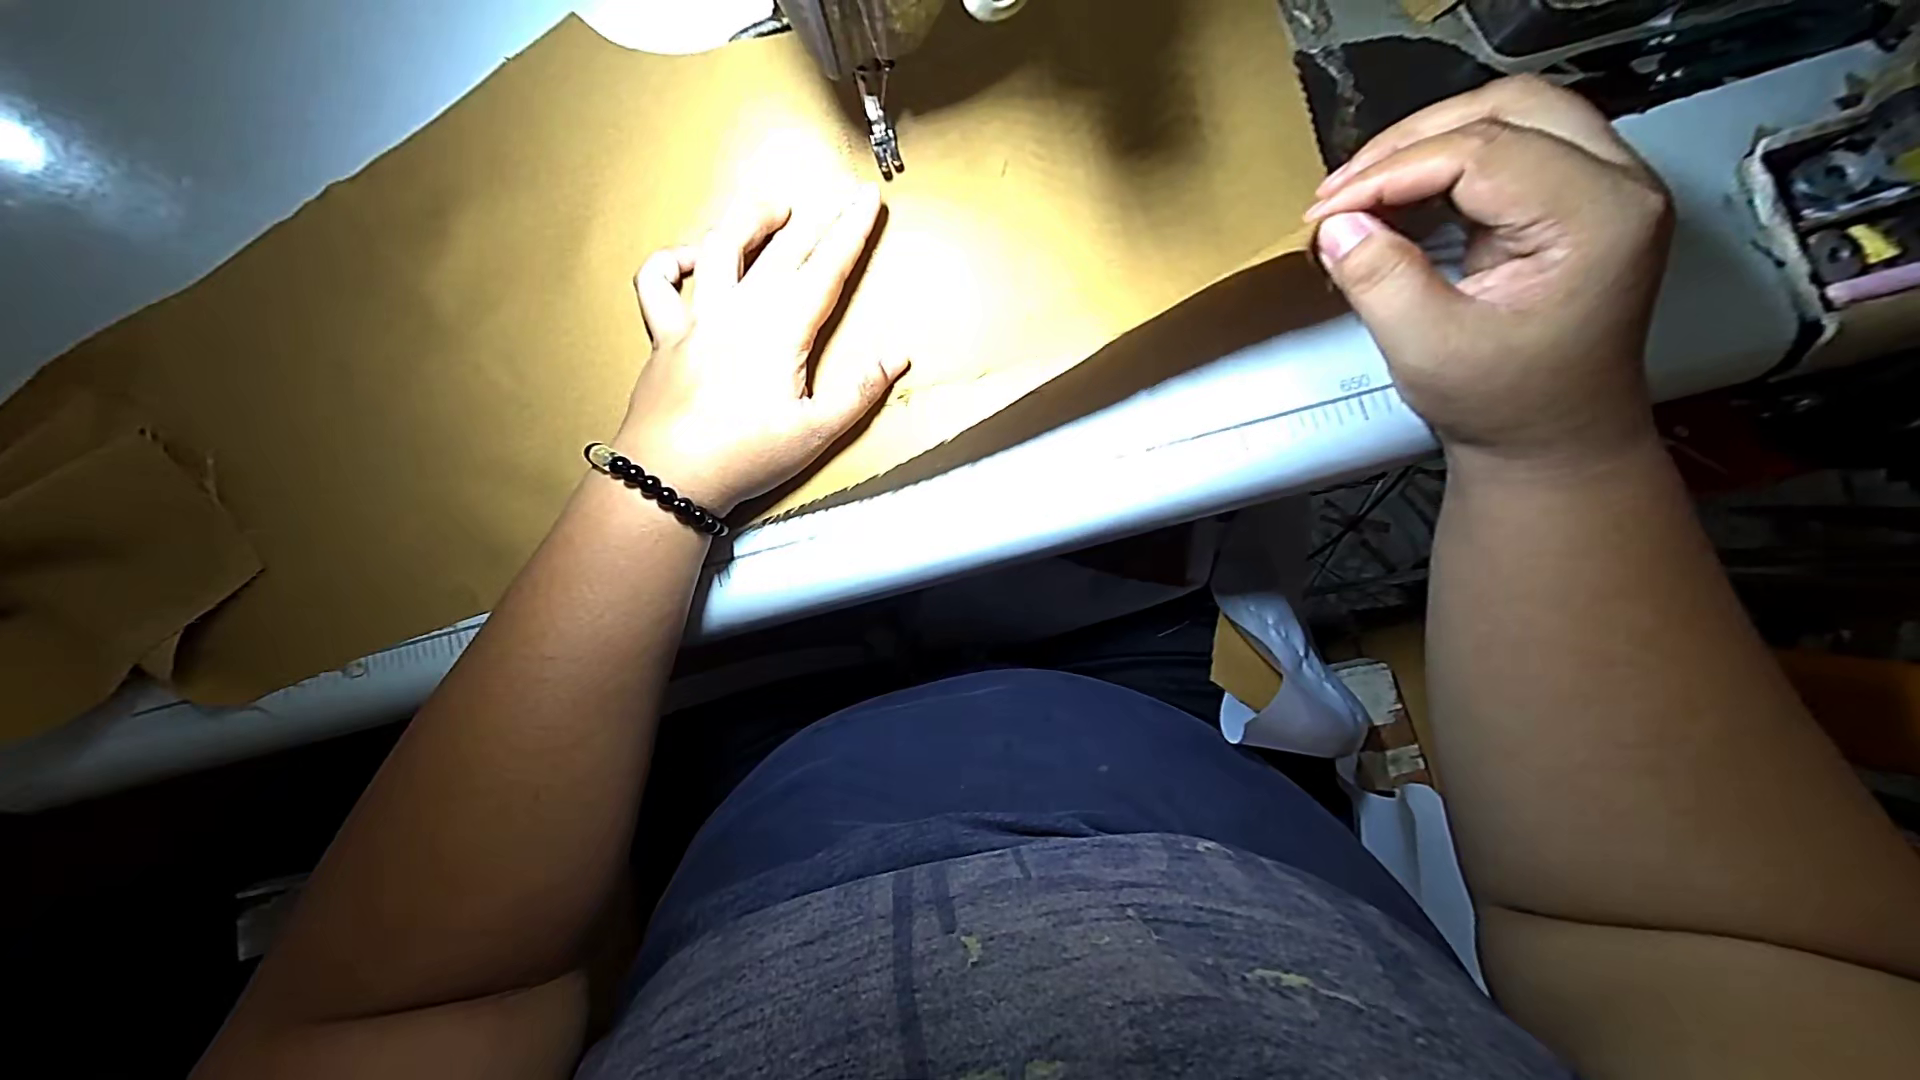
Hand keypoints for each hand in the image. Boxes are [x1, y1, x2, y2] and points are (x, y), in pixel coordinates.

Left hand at [614, 185, 905, 513]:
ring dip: (748, 220)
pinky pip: (656, 283)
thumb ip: (860, 391)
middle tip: (838, 198)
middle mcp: (739, 311)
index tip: (866, 201)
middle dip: (817, 220)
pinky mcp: (666, 335)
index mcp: (781, 330)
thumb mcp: (817, 432)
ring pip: (719, 246)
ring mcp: (698, 318)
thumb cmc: (743, 456)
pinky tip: (689, 259)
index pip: (826, 268)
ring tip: (772, 208)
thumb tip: (895, 358)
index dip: (851, 231)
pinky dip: (670, 263)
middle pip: (783, 250)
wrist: (671, 474)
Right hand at [1305, 76, 1673, 469]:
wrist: (1548, 434)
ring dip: (1423, 147)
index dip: (1389, 174)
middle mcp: (1611, 185)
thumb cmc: (1505, 402)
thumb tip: (1337, 226)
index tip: (1326, 212)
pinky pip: (1501, 154)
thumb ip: (1379, 280)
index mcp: (1594, 217)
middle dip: (1409, 141)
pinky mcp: (1565, 205)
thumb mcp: (1427, 348)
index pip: (1480, 153)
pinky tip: (1392, 202)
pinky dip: (1437, 169)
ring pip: (1506, 119)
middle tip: (1341, 188)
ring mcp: (1594, 190)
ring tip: (1358, 192)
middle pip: (1507, 109)